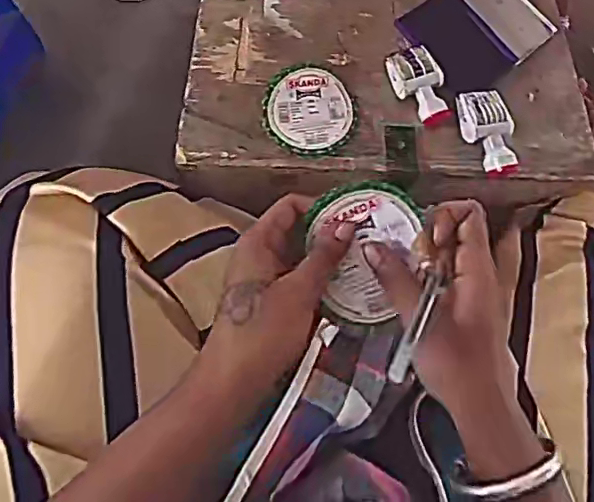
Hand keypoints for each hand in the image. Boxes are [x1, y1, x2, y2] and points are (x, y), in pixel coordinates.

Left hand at [196, 196, 355, 396]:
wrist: (230, 388)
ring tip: (361, 263)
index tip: (350, 216)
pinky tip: (345, 291)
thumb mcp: (299, 291)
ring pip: (300, 258)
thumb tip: (346, 224)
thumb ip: (324, 256)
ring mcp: (263, 280)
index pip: (291, 205)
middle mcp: (258, 254)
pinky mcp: (270, 304)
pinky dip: (319, 282)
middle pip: (298, 230)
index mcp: (258, 241)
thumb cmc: (261, 333)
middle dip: (329, 234)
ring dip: (327, 260)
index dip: (321, 206)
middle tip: (363, 240)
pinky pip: (298, 281)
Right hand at [363, 201, 514, 417]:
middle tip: (409, 257)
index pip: (471, 212)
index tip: (425, 237)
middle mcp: (482, 270)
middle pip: (459, 228)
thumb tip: (372, 245)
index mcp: (478, 266)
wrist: (481, 406)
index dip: (445, 213)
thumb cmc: (457, 365)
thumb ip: (395, 279)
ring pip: (451, 251)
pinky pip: (449, 272)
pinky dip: (429, 273)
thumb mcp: (420, 318)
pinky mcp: (468, 303)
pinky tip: (412, 291)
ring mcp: (477, 287)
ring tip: (405, 274)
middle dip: (428, 235)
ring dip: (426, 257)